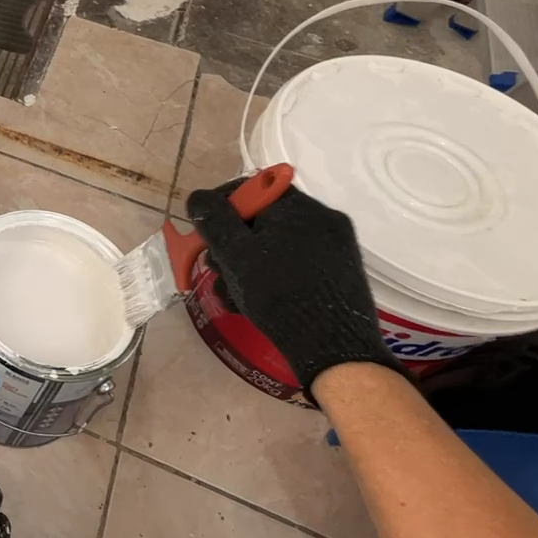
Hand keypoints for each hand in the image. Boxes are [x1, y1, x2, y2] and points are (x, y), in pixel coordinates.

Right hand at [186, 180, 404, 391]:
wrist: (334, 349)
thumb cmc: (278, 294)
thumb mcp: (235, 254)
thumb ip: (213, 220)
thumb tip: (199, 197)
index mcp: (299, 208)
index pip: (251, 188)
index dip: (220, 206)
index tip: (203, 230)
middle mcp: (323, 220)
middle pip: (261, 219)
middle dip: (231, 243)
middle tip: (215, 268)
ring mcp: (334, 247)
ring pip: (275, 245)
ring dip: (245, 265)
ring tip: (231, 294)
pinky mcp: (338, 272)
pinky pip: (294, 262)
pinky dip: (270, 276)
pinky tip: (253, 302)